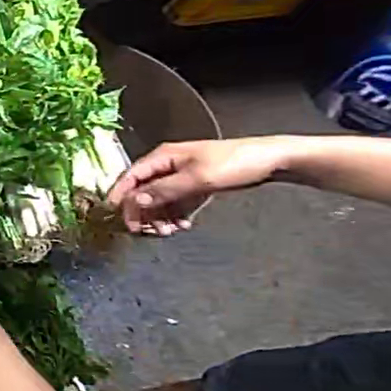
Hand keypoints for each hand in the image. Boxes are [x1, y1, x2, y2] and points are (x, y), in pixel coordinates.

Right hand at [105, 137, 294, 234]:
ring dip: (159, 217)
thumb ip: (163, 190)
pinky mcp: (194, 187)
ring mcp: (180, 177)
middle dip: (142, 212)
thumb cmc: (234, 163)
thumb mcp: (197, 178)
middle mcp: (166, 167)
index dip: (120, 195)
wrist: (274, 160)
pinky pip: (175, 204)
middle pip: (141, 191)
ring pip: (158, 200)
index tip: (116, 215)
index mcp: (161, 158)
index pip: (130, 177)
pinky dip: (174, 216)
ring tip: (168, 232)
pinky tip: (182, 226)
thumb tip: (133, 201)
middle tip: (146, 231)